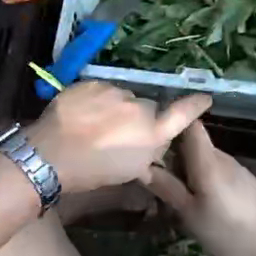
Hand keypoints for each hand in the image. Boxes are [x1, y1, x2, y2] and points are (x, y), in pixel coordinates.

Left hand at [25, 82, 211, 194]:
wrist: (51, 155)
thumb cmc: (92, 172)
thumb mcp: (130, 171)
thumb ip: (148, 152)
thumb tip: (153, 142)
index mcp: (152, 133)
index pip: (183, 113)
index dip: (195, 105)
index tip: (205, 97)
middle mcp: (138, 107)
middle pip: (147, 106)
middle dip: (138, 117)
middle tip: (118, 133)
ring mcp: (113, 92)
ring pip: (122, 96)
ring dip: (115, 107)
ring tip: (95, 125)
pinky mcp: (90, 84)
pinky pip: (100, 90)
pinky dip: (95, 100)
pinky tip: (81, 115)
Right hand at [146, 123, 255, 255]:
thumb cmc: (232, 231)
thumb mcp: (191, 215)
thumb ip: (167, 189)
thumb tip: (140, 166)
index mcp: (206, 160)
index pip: (188, 123)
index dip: (168, 120)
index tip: (146, 130)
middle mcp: (220, 157)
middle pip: (190, 141)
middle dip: (168, 150)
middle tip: (143, 166)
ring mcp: (233, 170)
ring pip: (200, 158)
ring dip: (181, 167)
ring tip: (161, 185)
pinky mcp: (241, 183)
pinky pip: (211, 171)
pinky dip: (196, 179)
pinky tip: (189, 199)